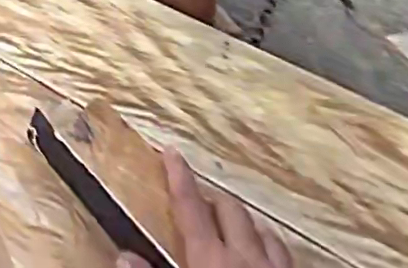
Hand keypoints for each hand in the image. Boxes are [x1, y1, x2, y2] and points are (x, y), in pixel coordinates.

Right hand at [120, 150, 289, 267]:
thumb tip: (124, 257)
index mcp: (211, 259)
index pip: (190, 205)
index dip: (178, 175)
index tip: (170, 150)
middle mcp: (245, 256)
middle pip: (229, 209)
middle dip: (212, 201)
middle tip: (198, 207)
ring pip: (261, 228)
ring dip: (243, 223)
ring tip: (230, 230)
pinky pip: (283, 254)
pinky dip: (269, 246)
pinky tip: (264, 257)